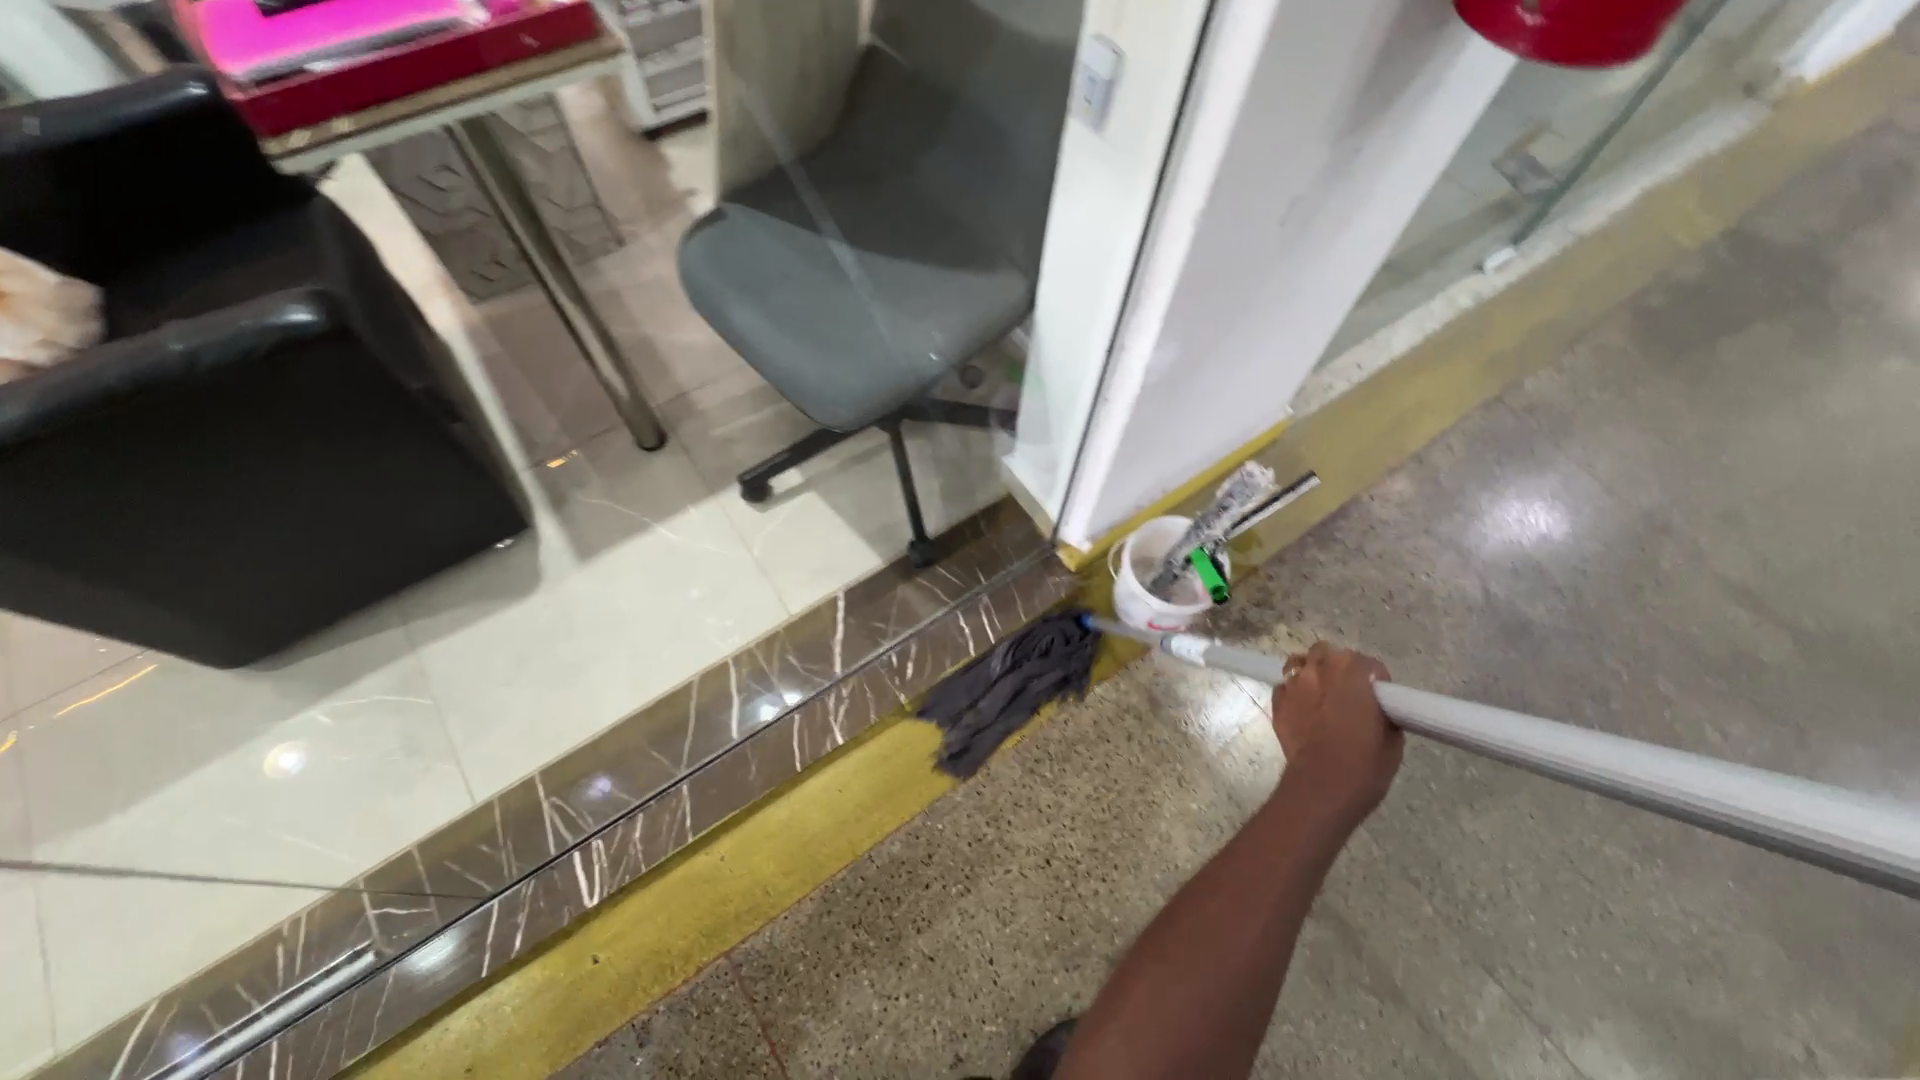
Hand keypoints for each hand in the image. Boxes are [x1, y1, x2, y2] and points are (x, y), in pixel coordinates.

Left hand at [1269, 642, 1401, 828]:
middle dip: (1339, 668)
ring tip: (1320, 694)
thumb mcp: (1392, 738)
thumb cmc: (1365, 763)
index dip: (1375, 680)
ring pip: (1300, 664)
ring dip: (1312, 674)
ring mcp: (1294, 684)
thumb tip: (1378, 709)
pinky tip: (1302, 710)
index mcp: (1353, 671)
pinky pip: (1284, 687)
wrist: (1323, 784)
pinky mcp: (1277, 703)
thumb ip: (1384, 712)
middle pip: (1328, 654)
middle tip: (1348, 692)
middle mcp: (1320, 669)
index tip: (1379, 697)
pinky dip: (1293, 693)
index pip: (1368, 663)